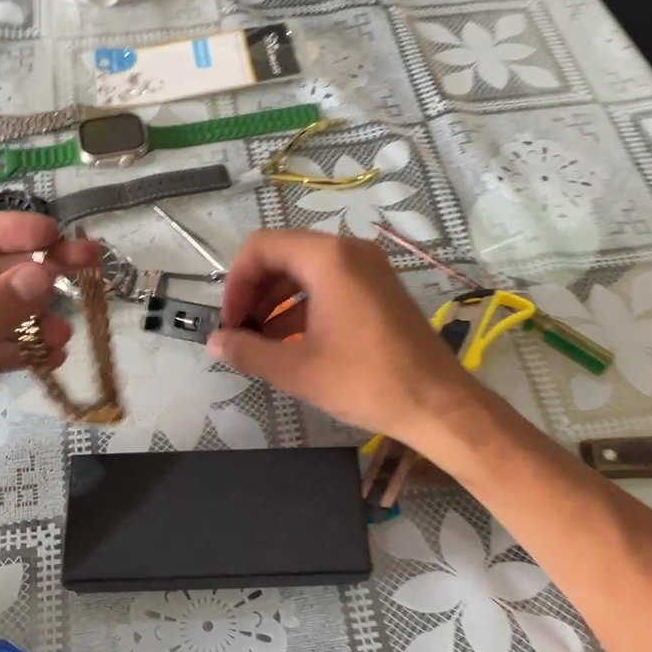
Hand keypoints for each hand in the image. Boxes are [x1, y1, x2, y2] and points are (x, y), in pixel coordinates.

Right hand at [209, 230, 480, 445]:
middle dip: (254, 293)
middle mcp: (349, 251)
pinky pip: (330, 285)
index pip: (261, 247)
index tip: (229, 323)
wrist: (437, 404)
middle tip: (239, 334)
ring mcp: (369, 269)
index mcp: (328, 258)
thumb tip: (214, 343)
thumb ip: (248, 351)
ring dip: (276, 303)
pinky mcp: (379, 290)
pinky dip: (303, 308)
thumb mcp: (297, 369)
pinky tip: (291, 344)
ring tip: (259, 344)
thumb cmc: (366, 381)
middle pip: (283, 256)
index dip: (235, 283)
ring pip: (305, 272)